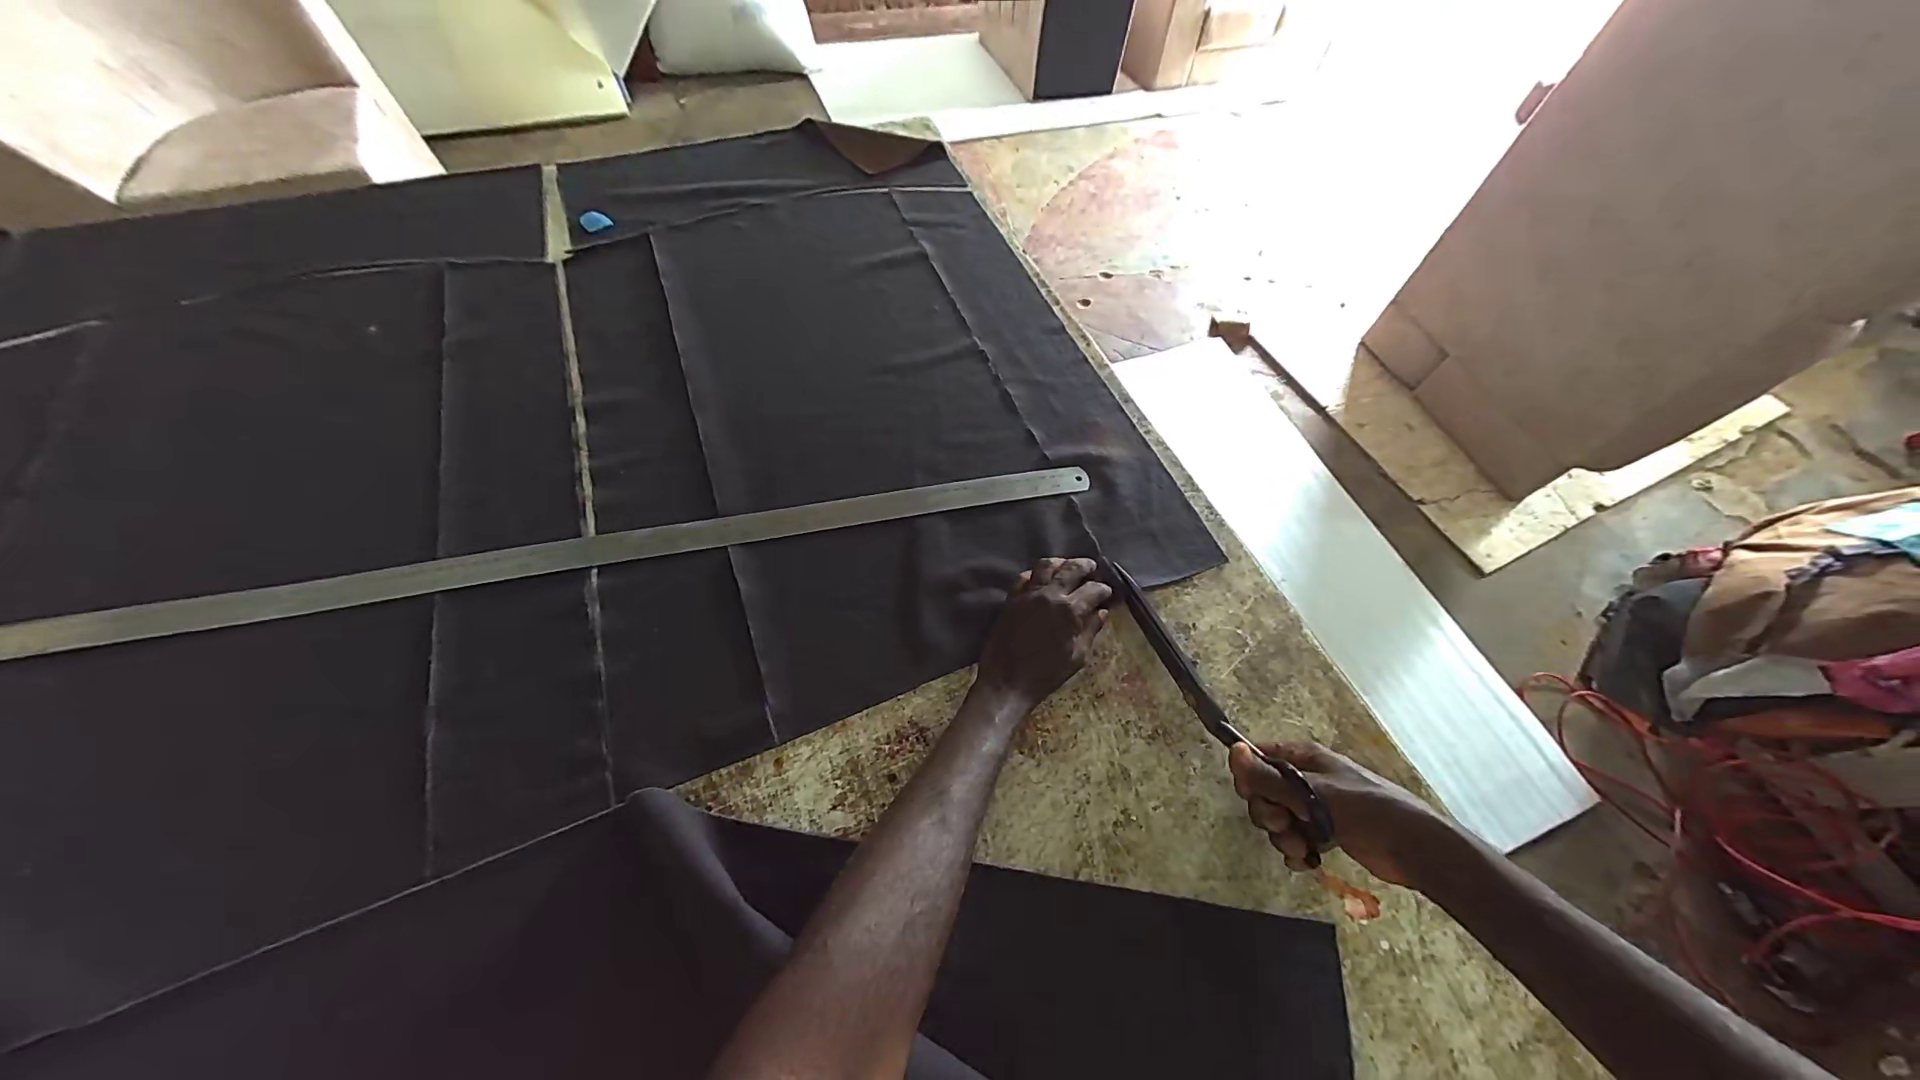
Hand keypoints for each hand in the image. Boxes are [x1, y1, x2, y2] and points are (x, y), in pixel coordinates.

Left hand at [974, 557, 1112, 710]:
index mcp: (1070, 610)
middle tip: (1092, 568)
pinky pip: (1024, 577)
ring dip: (1060, 563)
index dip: (1103, 589)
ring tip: (1067, 566)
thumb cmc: (1046, 674)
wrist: (1007, 680)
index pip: (1093, 590)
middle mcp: (1049, 595)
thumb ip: (1090, 630)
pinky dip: (1036, 573)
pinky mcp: (1011, 598)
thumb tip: (1102, 612)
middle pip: (1070, 569)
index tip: (1107, 591)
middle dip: (1085, 566)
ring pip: (1045, 566)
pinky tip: (1042, 579)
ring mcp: (1028, 594)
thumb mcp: (1077, 656)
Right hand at [1228, 741, 1450, 886]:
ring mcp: (1315, 807)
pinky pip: (1295, 838)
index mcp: (1304, 758)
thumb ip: (1269, 778)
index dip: (1250, 776)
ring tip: (1304, 847)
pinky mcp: (1325, 833)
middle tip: (1286, 825)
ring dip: (1284, 836)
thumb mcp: (1313, 793)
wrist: (1416, 849)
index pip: (1260, 758)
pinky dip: (1296, 851)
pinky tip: (1307, 860)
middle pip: (1264, 792)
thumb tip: (1233, 750)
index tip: (1256, 795)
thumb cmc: (1367, 810)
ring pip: (1278, 819)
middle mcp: (1306, 779)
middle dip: (1270, 814)